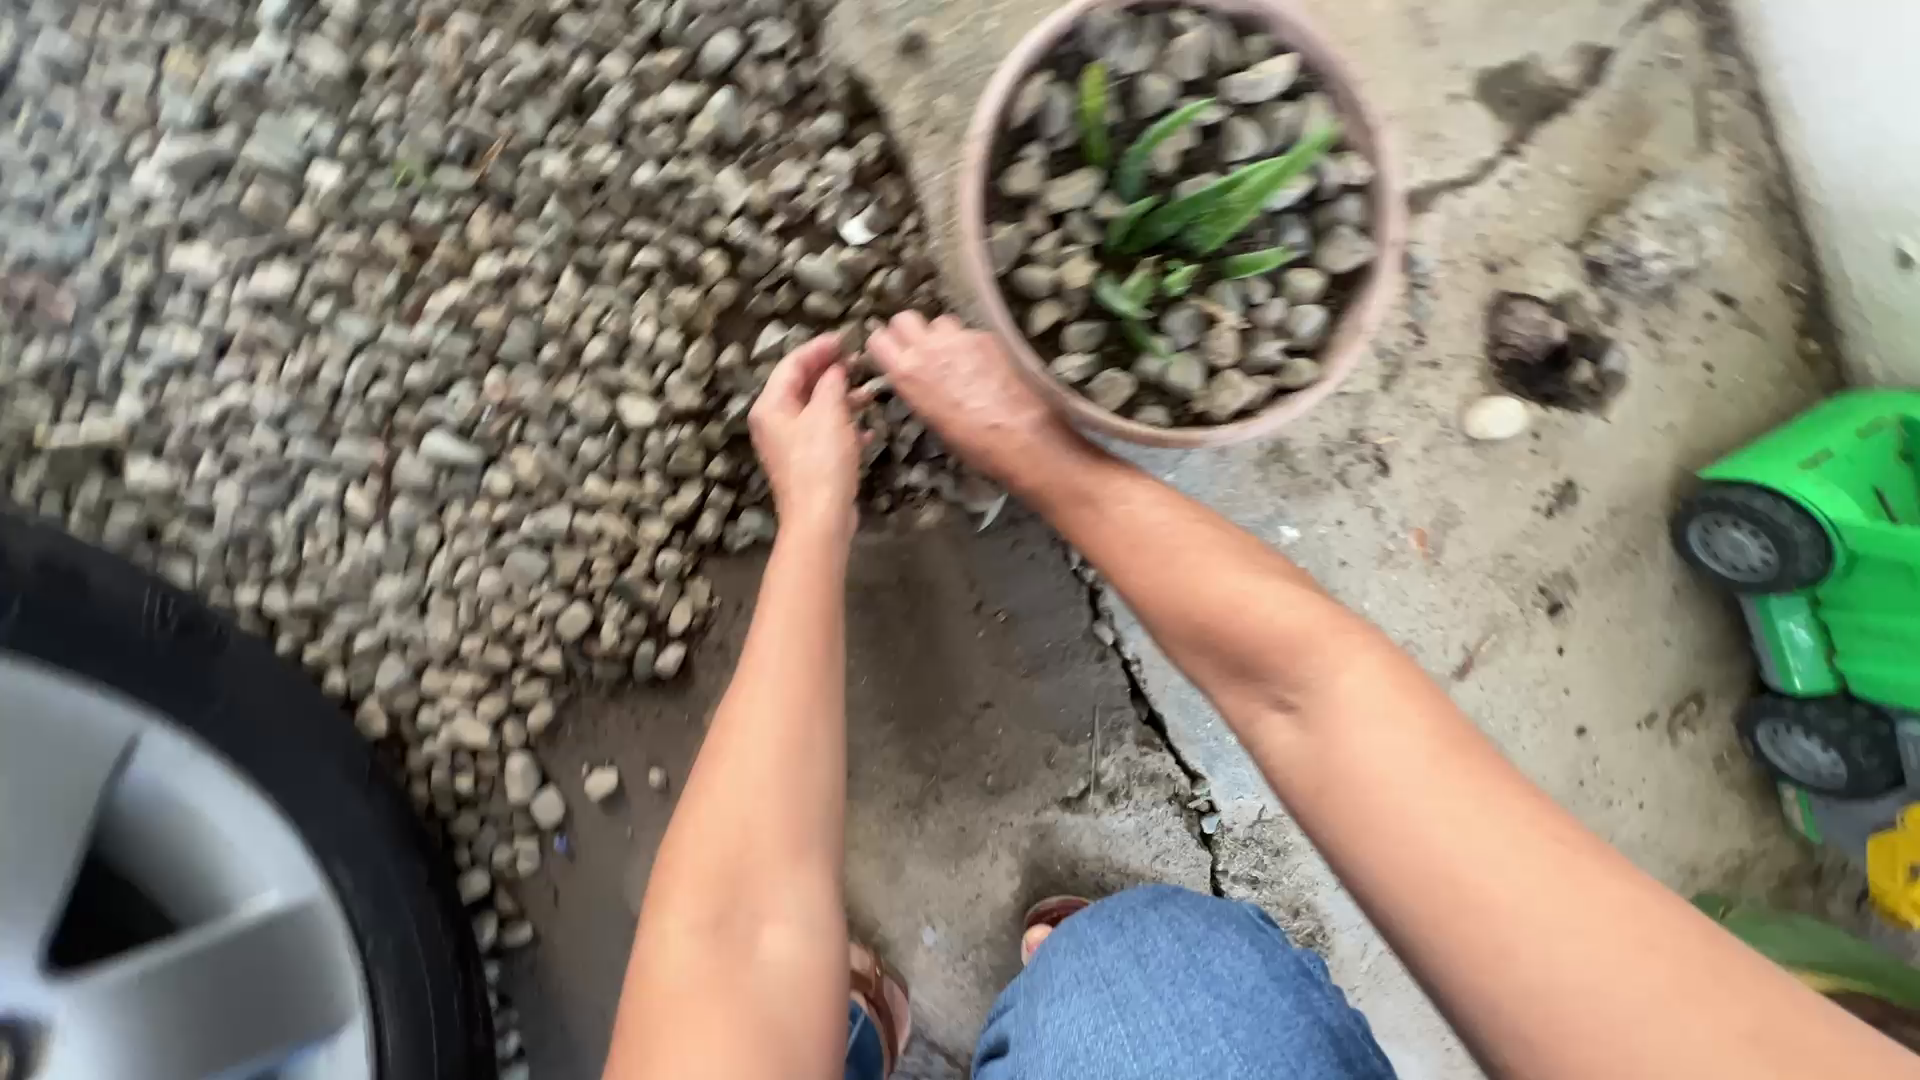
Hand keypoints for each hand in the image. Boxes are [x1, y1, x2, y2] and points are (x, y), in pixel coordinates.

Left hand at [749, 334, 863, 543]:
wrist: (819, 519)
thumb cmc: (821, 462)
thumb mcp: (829, 413)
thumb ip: (832, 383)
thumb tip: (835, 369)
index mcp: (771, 406)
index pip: (792, 364)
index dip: (818, 349)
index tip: (844, 339)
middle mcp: (775, 423)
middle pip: (802, 387)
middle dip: (831, 373)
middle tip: (858, 362)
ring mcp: (790, 446)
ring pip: (816, 412)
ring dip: (842, 400)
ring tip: (869, 394)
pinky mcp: (807, 465)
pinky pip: (824, 435)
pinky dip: (843, 428)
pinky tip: (866, 430)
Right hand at [866, 312, 1086, 491]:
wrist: (1017, 434)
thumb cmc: (970, 441)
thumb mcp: (931, 418)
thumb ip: (918, 388)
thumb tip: (920, 379)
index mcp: (907, 373)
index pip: (878, 339)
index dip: (886, 344)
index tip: (893, 353)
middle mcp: (928, 349)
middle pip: (904, 318)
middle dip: (910, 330)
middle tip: (921, 348)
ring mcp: (958, 338)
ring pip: (940, 322)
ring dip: (943, 336)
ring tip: (956, 357)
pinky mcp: (985, 336)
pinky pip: (969, 333)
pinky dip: (972, 345)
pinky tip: (984, 365)